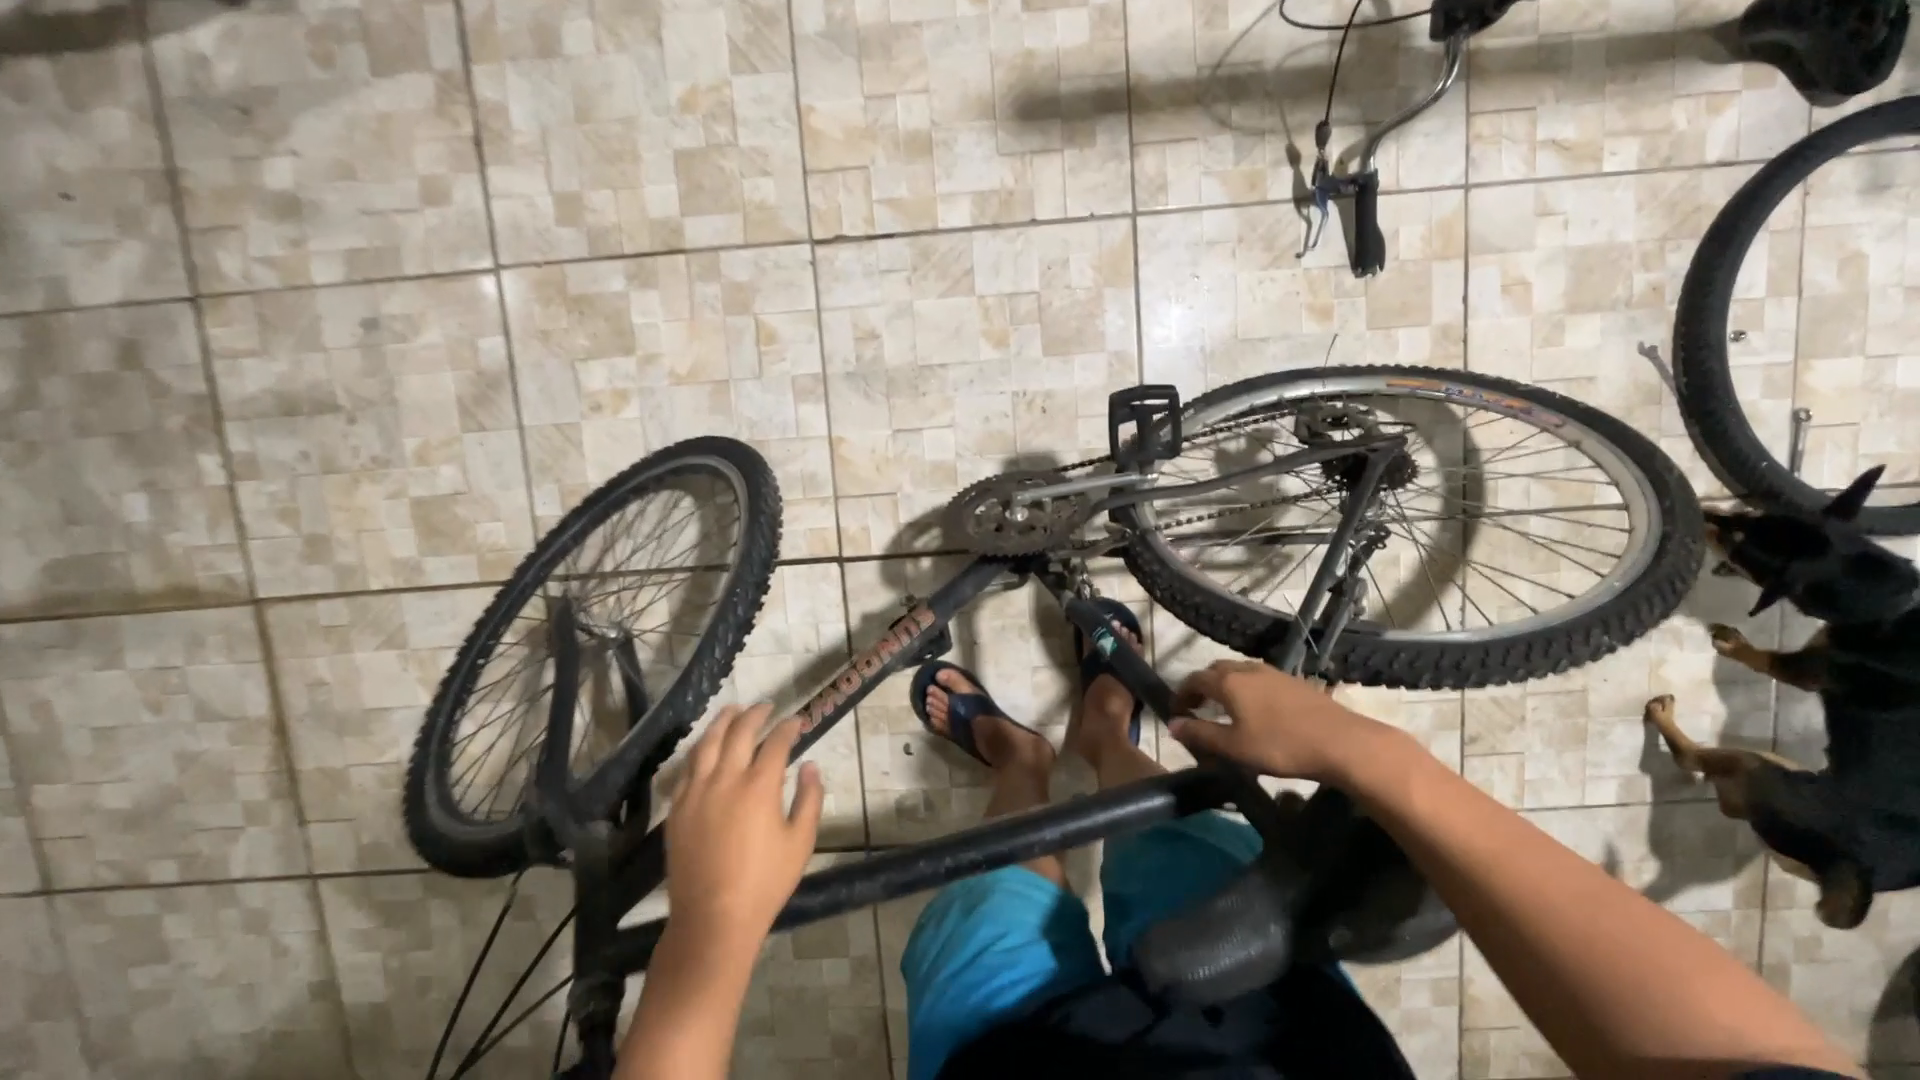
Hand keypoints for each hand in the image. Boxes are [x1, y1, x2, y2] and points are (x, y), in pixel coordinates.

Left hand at [664, 704, 823, 946]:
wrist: (713, 917)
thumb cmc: (765, 882)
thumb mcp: (800, 842)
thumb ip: (809, 799)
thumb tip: (810, 767)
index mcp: (759, 786)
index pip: (776, 743)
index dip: (788, 727)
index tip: (797, 721)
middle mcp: (725, 779)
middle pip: (739, 733)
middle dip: (754, 715)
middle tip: (765, 707)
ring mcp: (696, 792)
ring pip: (707, 744)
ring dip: (722, 723)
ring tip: (732, 711)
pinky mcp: (677, 809)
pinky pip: (687, 769)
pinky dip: (700, 751)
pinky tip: (706, 749)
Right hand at [1168, 660, 1389, 780]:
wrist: (1340, 742)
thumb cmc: (1280, 745)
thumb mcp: (1234, 746)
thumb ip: (1200, 734)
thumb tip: (1172, 725)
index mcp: (1229, 682)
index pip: (1194, 679)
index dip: (1180, 694)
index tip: (1175, 712)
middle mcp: (1248, 670)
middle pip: (1215, 670)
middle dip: (1201, 686)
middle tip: (1196, 708)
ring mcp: (1273, 673)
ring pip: (1239, 672)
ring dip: (1225, 686)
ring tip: (1224, 709)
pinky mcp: (1293, 682)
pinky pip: (1258, 679)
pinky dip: (1246, 689)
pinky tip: (1256, 710)